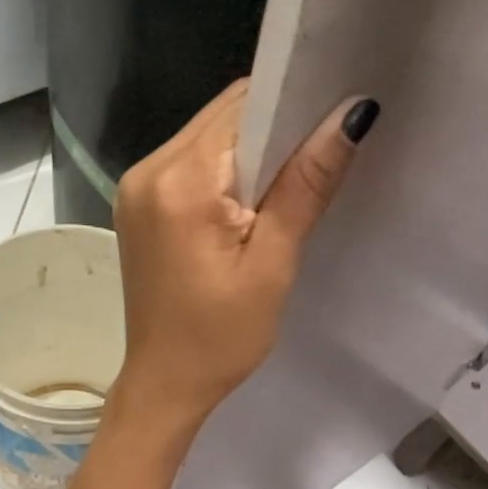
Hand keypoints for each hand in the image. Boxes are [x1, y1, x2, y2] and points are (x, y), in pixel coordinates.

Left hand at [109, 81, 378, 425]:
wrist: (165, 384)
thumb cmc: (220, 338)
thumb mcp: (272, 264)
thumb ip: (305, 185)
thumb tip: (351, 114)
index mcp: (179, 182)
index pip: (244, 105)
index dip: (292, 104)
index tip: (332, 120)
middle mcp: (148, 171)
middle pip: (223, 117)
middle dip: (272, 131)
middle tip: (314, 165)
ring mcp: (136, 188)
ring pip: (207, 138)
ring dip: (248, 155)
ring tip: (280, 194)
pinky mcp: (137, 206)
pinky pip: (189, 165)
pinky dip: (222, 174)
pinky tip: (245, 208)